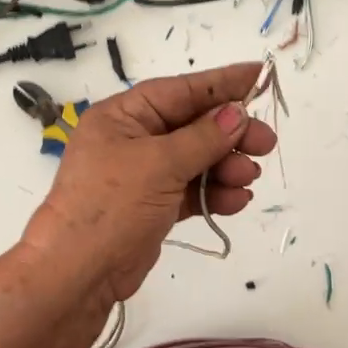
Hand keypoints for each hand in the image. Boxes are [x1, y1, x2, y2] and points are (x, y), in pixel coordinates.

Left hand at [21, 63, 278, 303]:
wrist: (80, 271)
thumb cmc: (112, 206)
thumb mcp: (159, 164)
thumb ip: (203, 138)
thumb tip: (237, 114)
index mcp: (123, 116)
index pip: (181, 91)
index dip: (222, 84)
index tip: (261, 76)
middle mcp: (133, 140)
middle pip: (193, 127)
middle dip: (230, 135)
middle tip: (267, 144)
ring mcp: (144, 176)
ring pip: (197, 161)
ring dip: (226, 168)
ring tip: (248, 179)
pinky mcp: (154, 207)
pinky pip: (192, 191)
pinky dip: (215, 194)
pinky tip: (237, 201)